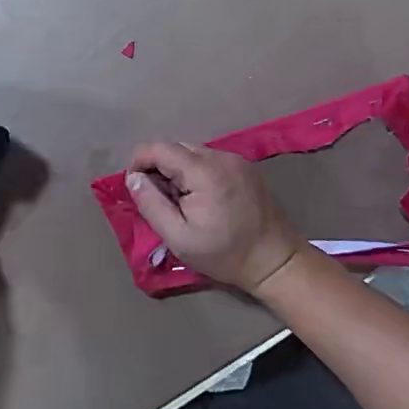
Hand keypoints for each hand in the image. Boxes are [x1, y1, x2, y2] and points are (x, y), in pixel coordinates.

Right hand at [124, 142, 306, 294]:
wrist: (276, 261)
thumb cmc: (224, 254)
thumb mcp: (178, 237)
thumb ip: (151, 204)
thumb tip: (132, 177)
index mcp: (204, 172)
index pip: (159, 148)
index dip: (139, 161)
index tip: (134, 186)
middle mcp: (220, 157)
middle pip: (175, 147)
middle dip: (157, 166)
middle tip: (157, 198)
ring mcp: (235, 160)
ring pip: (191, 151)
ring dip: (176, 169)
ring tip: (178, 200)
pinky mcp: (244, 167)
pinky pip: (208, 159)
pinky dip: (195, 171)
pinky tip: (199, 197)